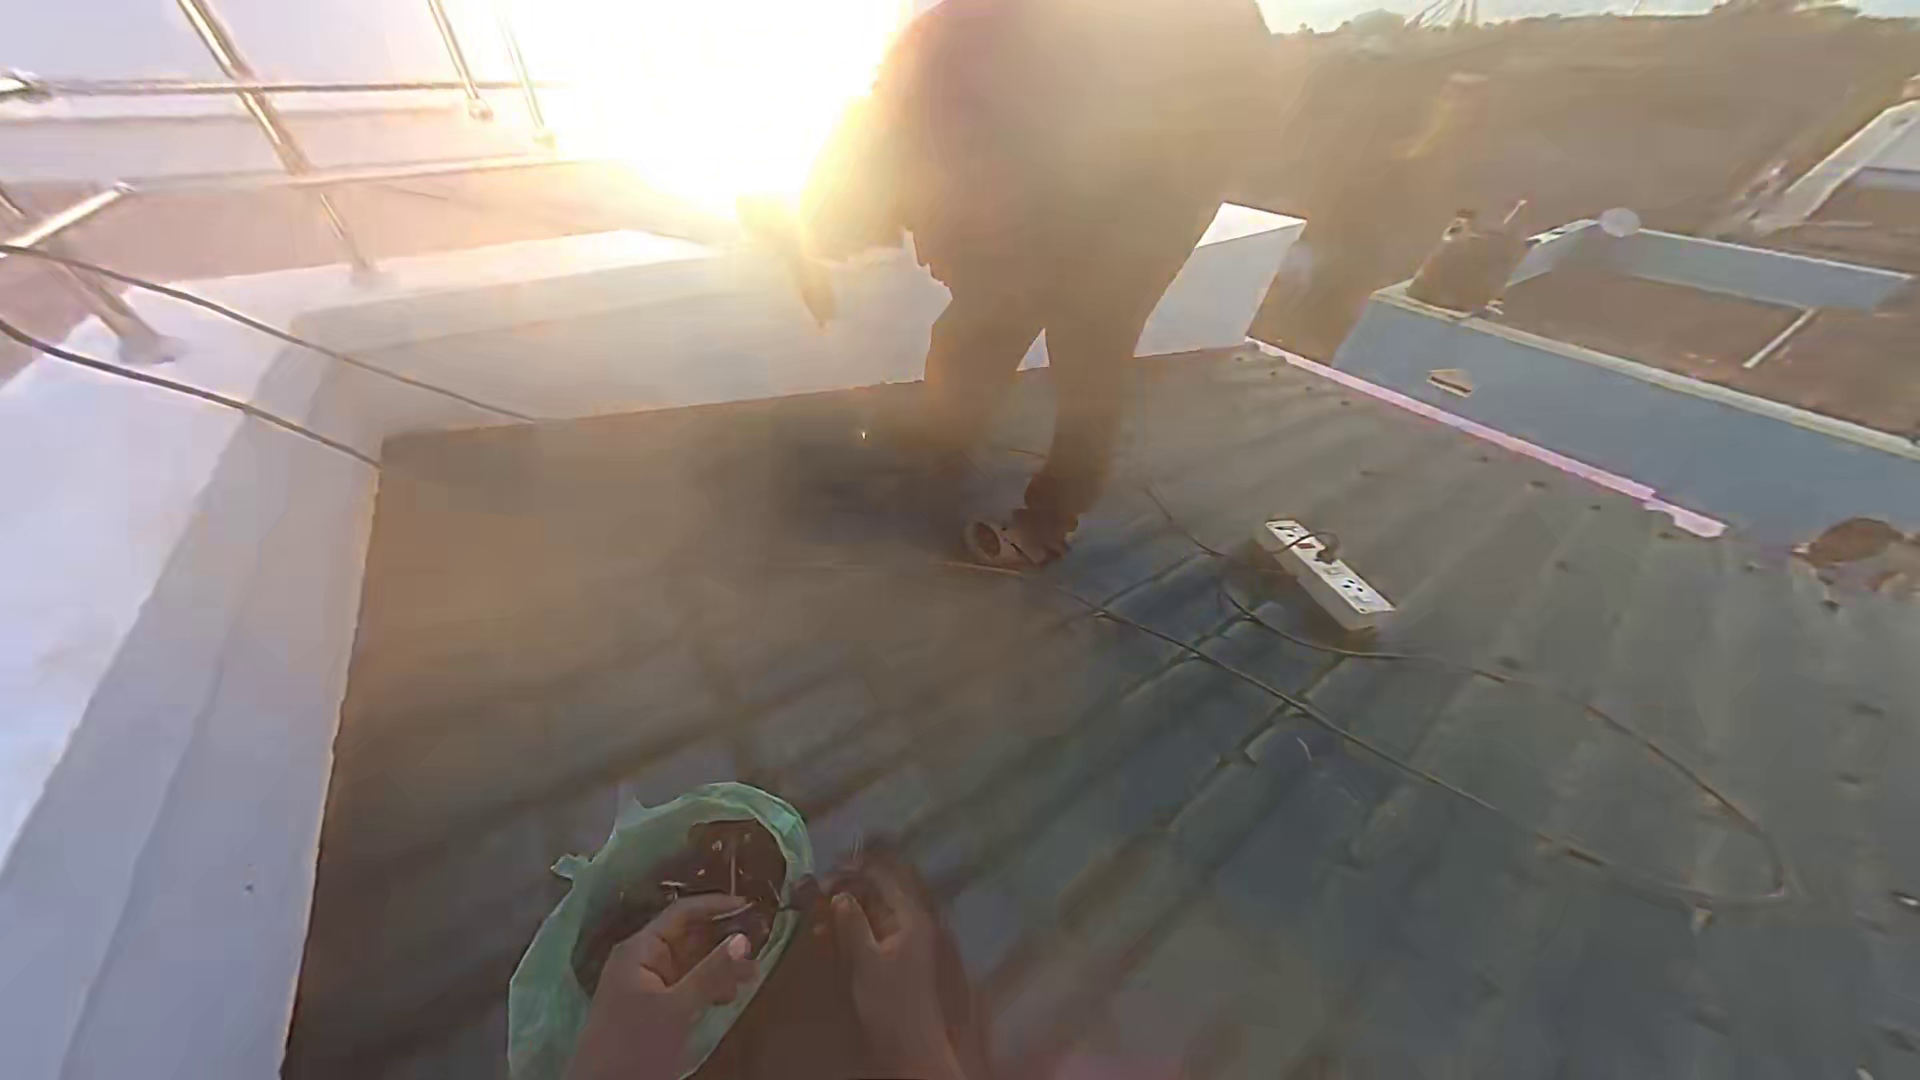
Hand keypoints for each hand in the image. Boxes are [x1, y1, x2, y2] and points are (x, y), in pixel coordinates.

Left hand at [565, 894, 758, 1079]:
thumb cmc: (633, 1051)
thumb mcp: (677, 1010)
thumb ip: (711, 971)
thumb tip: (744, 937)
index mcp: (640, 950)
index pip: (683, 912)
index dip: (716, 906)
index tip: (750, 908)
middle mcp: (642, 962)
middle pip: (690, 937)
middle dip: (723, 941)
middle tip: (757, 947)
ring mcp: (647, 988)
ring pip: (692, 963)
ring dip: (720, 966)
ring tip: (750, 976)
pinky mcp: (652, 1013)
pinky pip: (687, 987)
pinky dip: (709, 987)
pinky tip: (728, 997)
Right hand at [832, 865, 966, 1079]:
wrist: (911, 1052)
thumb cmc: (890, 1004)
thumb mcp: (866, 962)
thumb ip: (852, 924)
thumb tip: (840, 895)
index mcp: (910, 914)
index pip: (884, 875)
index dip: (857, 867)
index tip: (828, 869)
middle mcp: (911, 918)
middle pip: (881, 887)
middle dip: (851, 883)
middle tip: (821, 888)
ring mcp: (906, 935)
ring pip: (875, 907)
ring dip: (850, 904)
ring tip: (820, 910)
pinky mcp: (897, 954)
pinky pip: (874, 926)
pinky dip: (854, 924)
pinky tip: (830, 931)